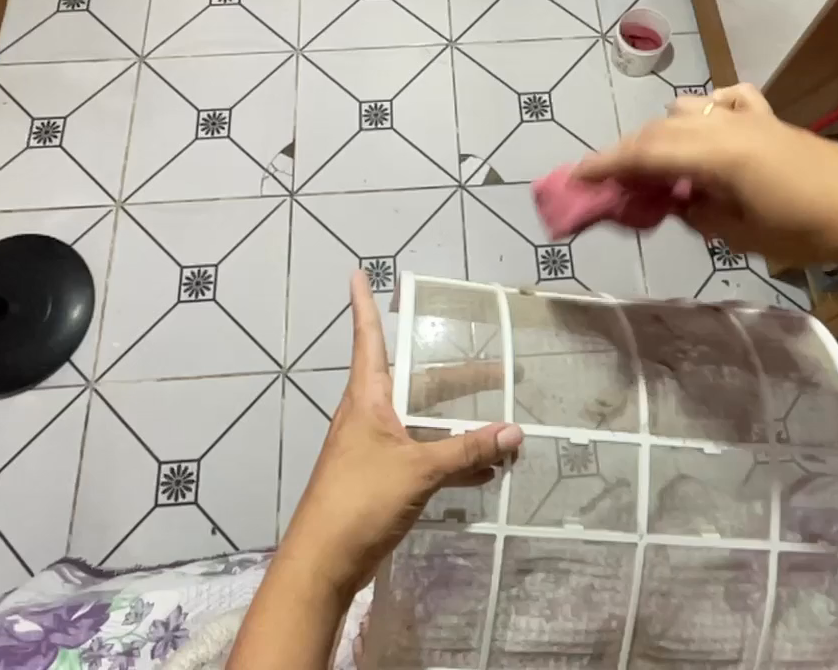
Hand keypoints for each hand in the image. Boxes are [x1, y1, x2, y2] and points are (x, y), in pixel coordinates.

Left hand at [276, 271, 523, 597]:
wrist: (323, 563)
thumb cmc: (359, 499)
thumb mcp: (418, 470)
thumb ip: (467, 450)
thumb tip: (515, 432)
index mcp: (367, 397)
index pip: (367, 337)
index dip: (363, 304)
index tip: (356, 273)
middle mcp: (370, 414)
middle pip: (416, 381)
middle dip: (455, 374)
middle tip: (493, 361)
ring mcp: (377, 446)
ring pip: (425, 422)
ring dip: (459, 424)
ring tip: (502, 420)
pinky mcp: (384, 477)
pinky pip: (426, 455)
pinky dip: (453, 458)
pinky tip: (486, 469)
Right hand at [577, 83, 837, 265]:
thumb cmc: (806, 231)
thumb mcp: (739, 234)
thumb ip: (695, 212)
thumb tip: (673, 200)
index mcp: (713, 154)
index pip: (643, 154)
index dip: (605, 165)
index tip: (575, 178)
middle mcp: (723, 125)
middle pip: (657, 131)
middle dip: (626, 155)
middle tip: (608, 183)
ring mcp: (747, 116)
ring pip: (684, 113)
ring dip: (660, 135)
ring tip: (654, 166)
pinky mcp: (768, 118)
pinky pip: (723, 103)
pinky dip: (702, 112)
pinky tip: (704, 126)